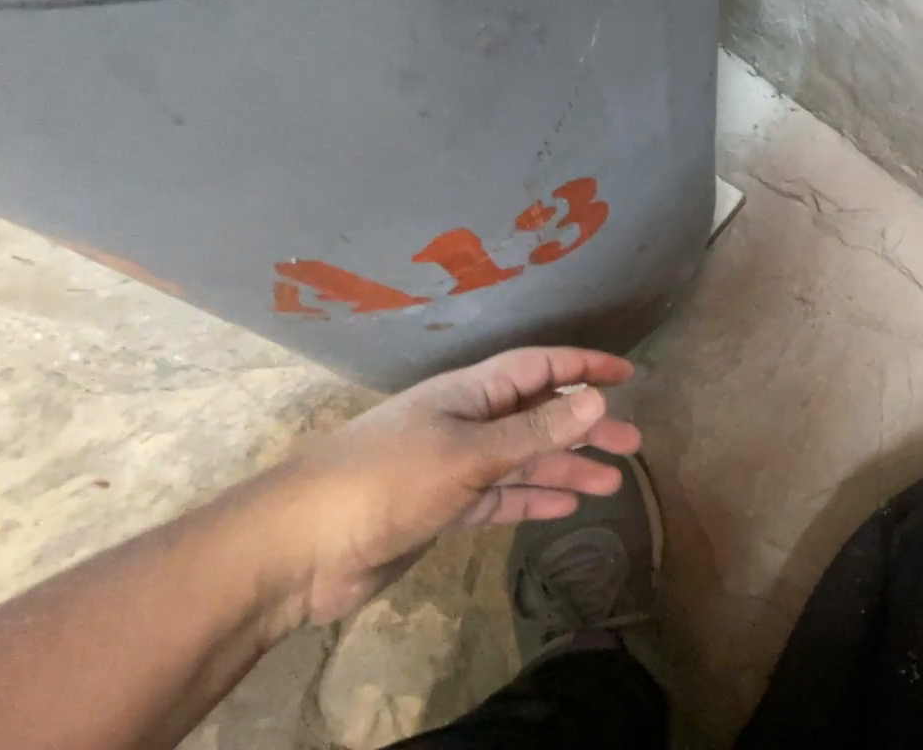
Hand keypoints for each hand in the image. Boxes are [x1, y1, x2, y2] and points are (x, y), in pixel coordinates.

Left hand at [264, 347, 641, 626]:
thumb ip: (536, 430)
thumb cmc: (382, 483)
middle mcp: (467, 422)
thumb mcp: (469, 453)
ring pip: (525, 460)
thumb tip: (599, 401)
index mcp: (469, 394)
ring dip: (567, 468)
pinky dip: (533, 500)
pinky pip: (502, 497)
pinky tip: (565, 506)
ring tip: (611, 483)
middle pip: (540, 415)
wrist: (291, 555)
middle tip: (632, 443)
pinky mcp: (443, 507)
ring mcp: (454, 466)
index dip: (585, 367)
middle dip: (585, 427)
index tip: (628, 375)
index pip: (540, 367)